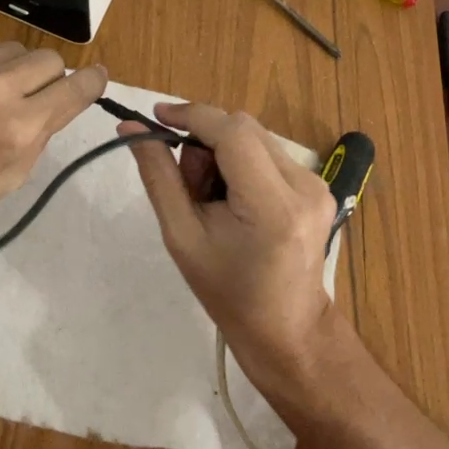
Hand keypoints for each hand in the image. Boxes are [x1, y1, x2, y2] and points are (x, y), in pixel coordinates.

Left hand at [0, 42, 106, 273]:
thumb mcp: (9, 179)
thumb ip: (40, 135)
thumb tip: (59, 102)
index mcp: (20, 127)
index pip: (76, 87)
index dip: (92, 81)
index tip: (97, 77)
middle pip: (48, 58)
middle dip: (48, 77)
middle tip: (29, 98)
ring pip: (12, 49)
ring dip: (11, 70)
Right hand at [124, 102, 343, 405]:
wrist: (288, 332)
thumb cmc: (229, 292)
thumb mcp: (182, 236)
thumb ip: (159, 176)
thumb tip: (130, 127)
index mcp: (272, 204)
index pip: (230, 131)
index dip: (190, 115)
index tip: (154, 117)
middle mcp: (304, 185)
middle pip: (242, 127)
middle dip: (204, 141)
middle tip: (187, 184)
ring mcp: (317, 184)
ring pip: (254, 136)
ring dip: (222, 151)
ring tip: (210, 198)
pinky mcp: (318, 186)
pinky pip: (268, 152)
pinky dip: (240, 162)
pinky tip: (232, 200)